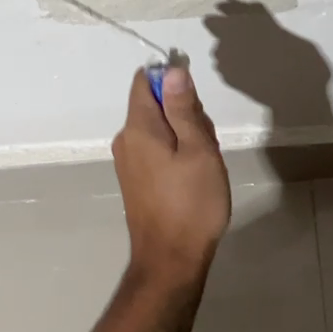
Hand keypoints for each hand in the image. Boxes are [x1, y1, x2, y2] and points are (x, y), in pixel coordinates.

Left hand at [111, 66, 230, 286]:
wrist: (170, 261)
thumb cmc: (191, 203)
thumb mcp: (198, 149)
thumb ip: (184, 108)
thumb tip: (172, 70)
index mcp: (138, 127)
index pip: (145, 80)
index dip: (172, 81)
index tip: (196, 105)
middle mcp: (126, 139)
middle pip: (155, 104)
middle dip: (185, 114)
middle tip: (206, 143)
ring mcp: (129, 161)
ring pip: (160, 129)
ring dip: (185, 136)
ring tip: (203, 165)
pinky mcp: (136, 179)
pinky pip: (157, 150)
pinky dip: (177, 154)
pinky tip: (193, 177)